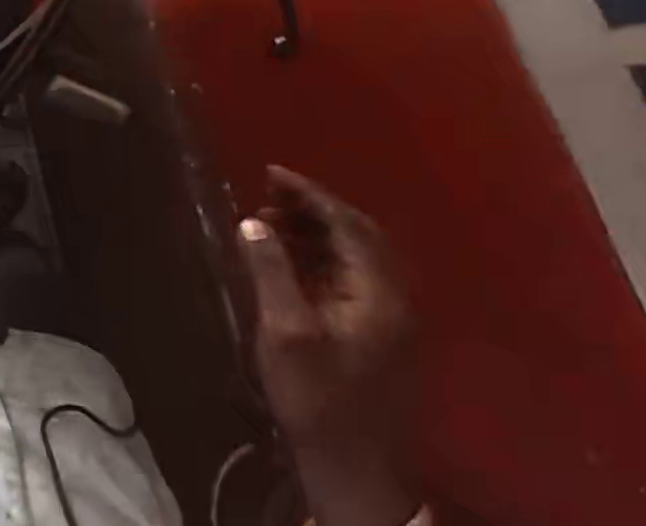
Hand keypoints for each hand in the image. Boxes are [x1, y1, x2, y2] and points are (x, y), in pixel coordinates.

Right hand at [240, 165, 420, 525]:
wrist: (354, 471)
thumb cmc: (318, 399)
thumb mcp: (285, 332)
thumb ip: (270, 270)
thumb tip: (253, 222)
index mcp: (379, 294)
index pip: (347, 224)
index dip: (309, 193)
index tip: (271, 173)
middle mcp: (393, 297)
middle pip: (357, 233)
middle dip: (312, 207)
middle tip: (269, 191)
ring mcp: (387, 316)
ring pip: (354, 254)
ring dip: (314, 230)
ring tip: (270, 220)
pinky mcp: (376, 332)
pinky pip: (349, 275)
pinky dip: (319, 256)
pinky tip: (287, 256)